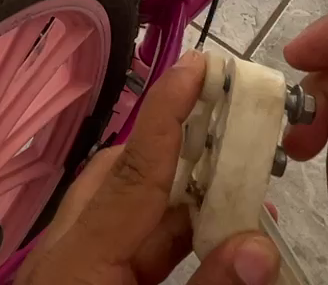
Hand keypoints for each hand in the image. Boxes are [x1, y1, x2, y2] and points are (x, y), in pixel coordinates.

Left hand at [19, 52, 281, 284]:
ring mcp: (68, 269)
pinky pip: (125, 246)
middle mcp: (67, 251)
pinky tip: (211, 238)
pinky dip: (168, 236)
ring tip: (241, 189)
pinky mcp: (77, 282)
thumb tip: (260, 245)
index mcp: (78, 257)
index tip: (198, 64)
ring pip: (128, 214)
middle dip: (182, 150)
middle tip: (238, 132)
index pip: (133, 169)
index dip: (168, 112)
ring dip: (182, 201)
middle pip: (127, 179)